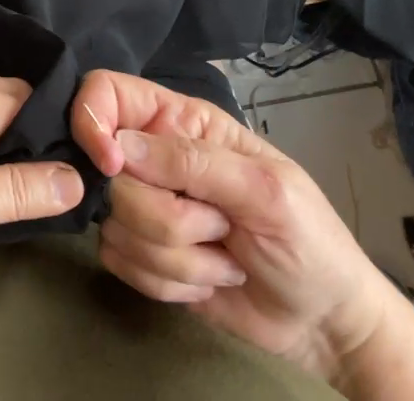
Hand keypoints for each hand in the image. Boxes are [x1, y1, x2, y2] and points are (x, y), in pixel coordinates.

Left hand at [0, 75, 85, 315]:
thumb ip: (15, 189)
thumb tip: (78, 178)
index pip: (15, 97)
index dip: (57, 125)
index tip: (100, 157)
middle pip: (10, 113)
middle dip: (46, 143)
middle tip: (92, 178)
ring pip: (0, 138)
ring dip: (29, 163)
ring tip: (76, 190)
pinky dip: (9, 177)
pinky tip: (38, 197)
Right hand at [72, 70, 394, 379]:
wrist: (321, 321)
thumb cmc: (310, 242)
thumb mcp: (267, 192)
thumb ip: (194, 161)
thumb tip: (117, 145)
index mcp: (181, 123)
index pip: (107, 93)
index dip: (91, 120)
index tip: (111, 165)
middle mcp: (152, 158)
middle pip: (109, 175)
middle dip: (167, 216)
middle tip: (220, 227)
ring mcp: (142, 206)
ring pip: (113, 223)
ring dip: (176, 256)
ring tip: (223, 257)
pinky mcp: (137, 251)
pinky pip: (117, 260)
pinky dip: (165, 281)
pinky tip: (206, 280)